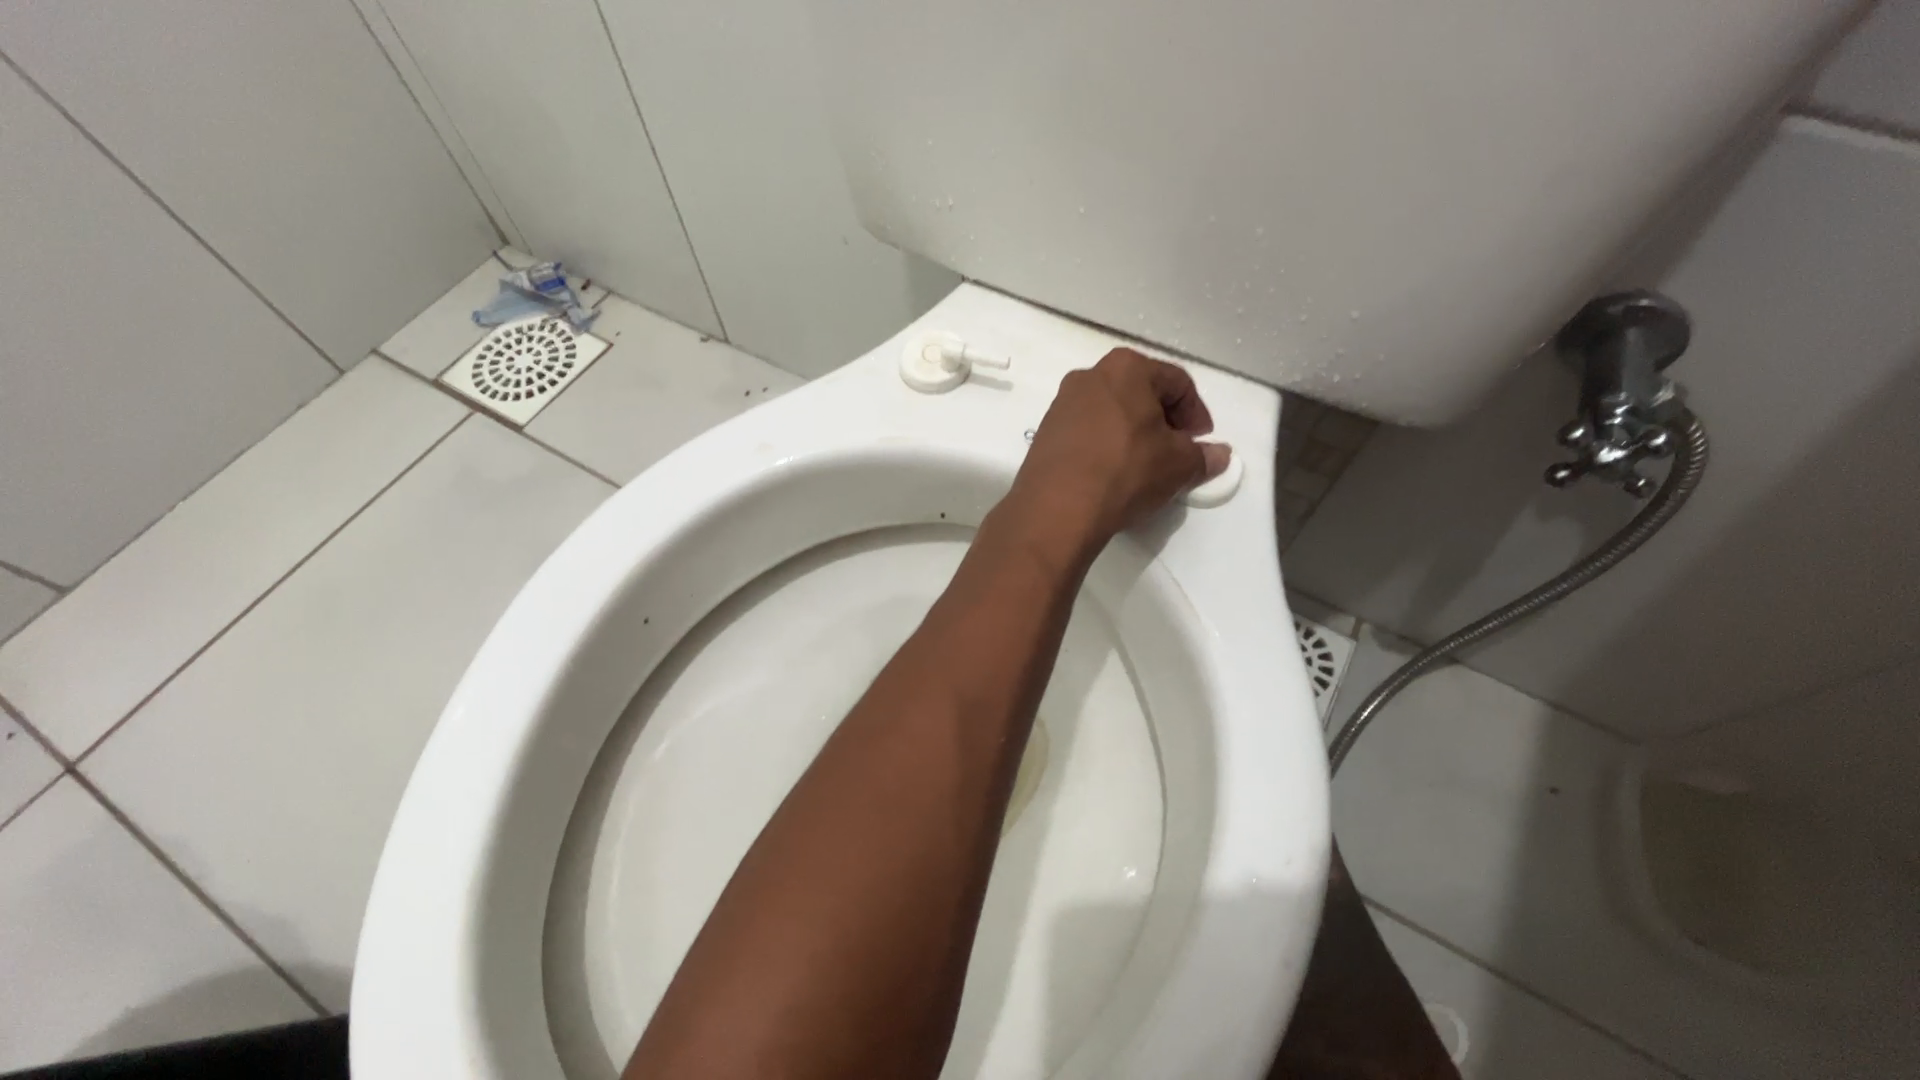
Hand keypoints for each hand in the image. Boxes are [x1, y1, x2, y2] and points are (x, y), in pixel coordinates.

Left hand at [1005, 348, 1230, 550]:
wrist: (1057, 507)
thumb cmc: (1125, 472)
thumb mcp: (1178, 465)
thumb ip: (1203, 456)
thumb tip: (1219, 454)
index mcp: (1126, 368)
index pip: (1176, 382)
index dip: (1196, 412)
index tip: (1201, 442)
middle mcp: (1090, 375)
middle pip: (1141, 392)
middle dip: (1164, 420)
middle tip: (1176, 452)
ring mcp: (1062, 402)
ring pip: (1112, 411)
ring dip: (1134, 432)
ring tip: (1145, 465)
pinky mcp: (1045, 431)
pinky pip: (1087, 430)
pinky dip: (1106, 444)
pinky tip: (1113, 472)